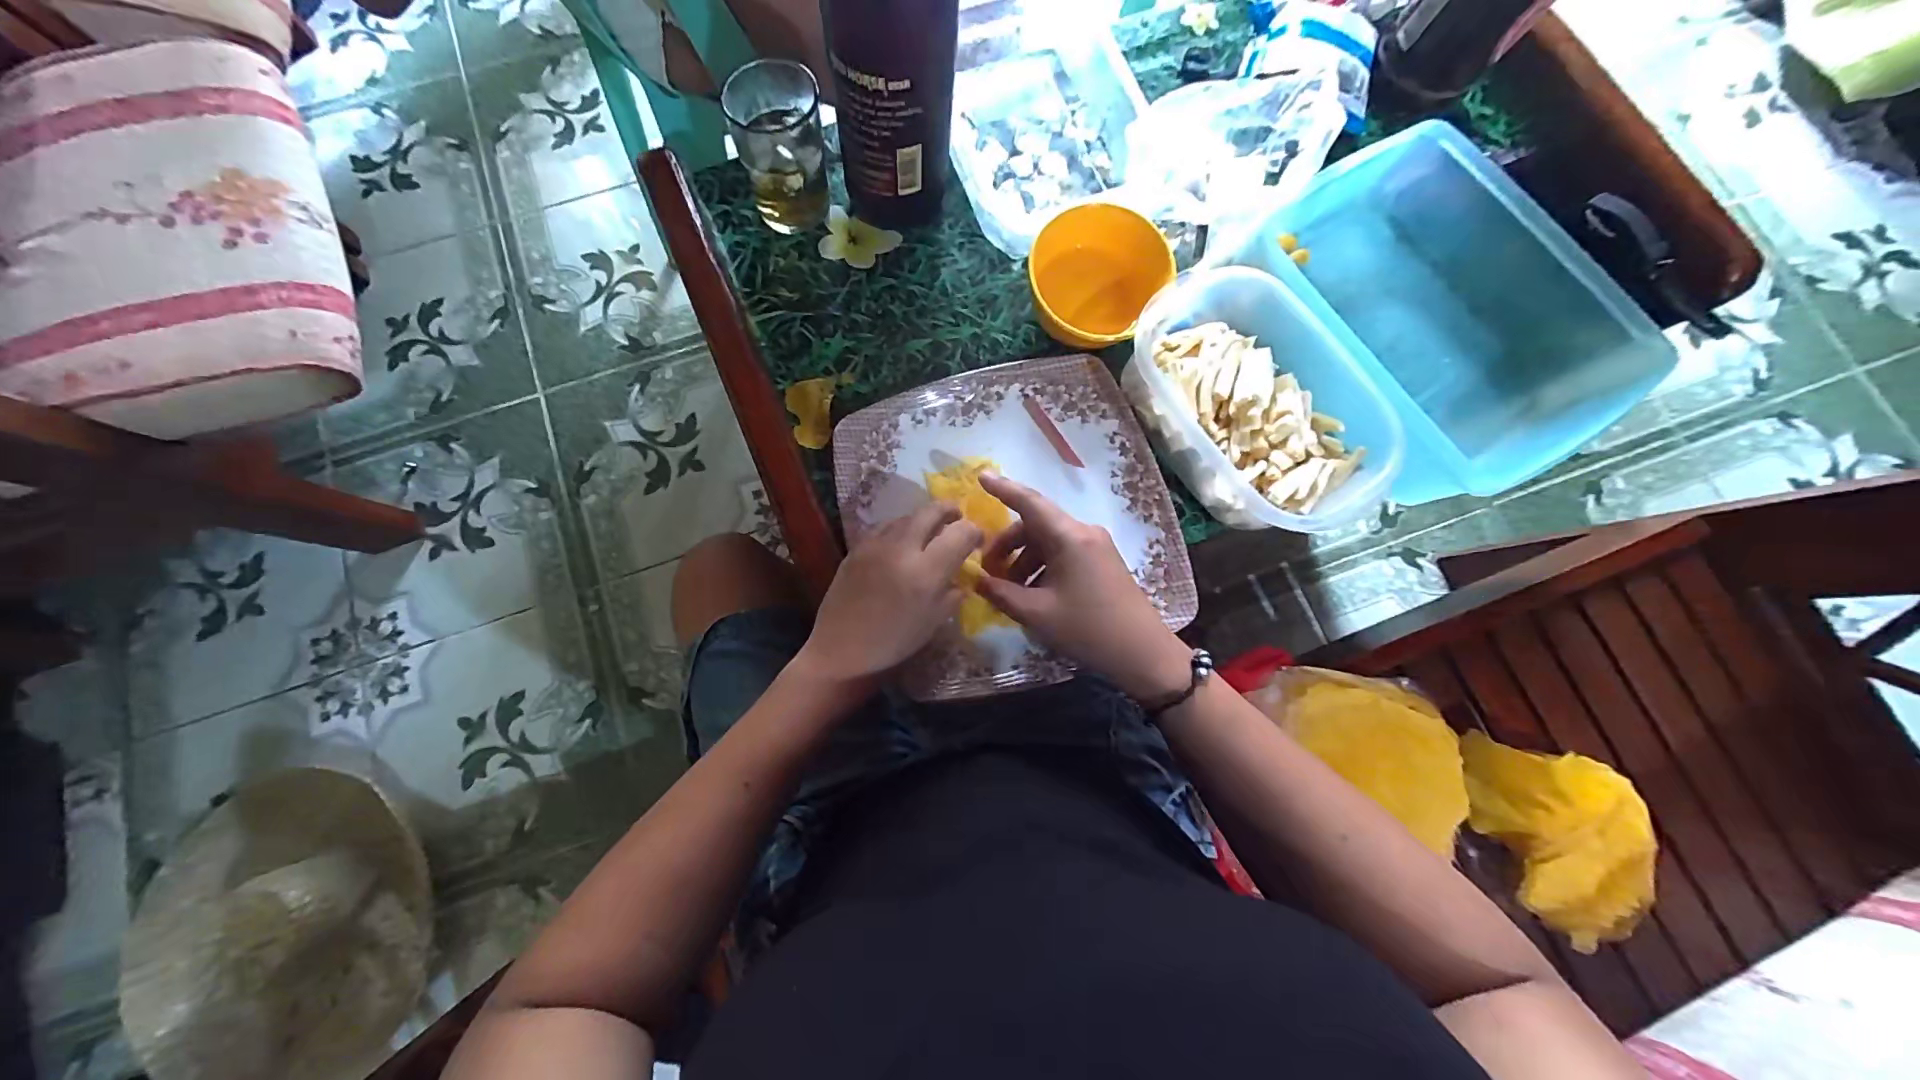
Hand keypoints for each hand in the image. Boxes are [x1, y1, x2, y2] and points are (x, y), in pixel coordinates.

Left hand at [797, 500, 982, 688]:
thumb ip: (953, 593)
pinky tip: (902, 543)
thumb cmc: (894, 643)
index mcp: (926, 572)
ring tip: (930, 532)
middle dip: (950, 511)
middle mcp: (902, 549)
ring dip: (924, 519)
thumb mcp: (934, 621)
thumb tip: (963, 576)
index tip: (977, 540)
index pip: (961, 532)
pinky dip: (901, 528)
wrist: (841, 650)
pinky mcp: (857, 547)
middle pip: (932, 511)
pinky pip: (886, 527)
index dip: (974, 532)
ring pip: (907, 516)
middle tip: (957, 519)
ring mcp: (876, 544)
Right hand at [974, 473, 1191, 702]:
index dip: (1003, 489)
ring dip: (1024, 559)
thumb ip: (1001, 593)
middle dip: (1007, 544)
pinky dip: (1042, 566)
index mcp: (1069, 537)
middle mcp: (1083, 533)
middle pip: (1036, 525)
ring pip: (1048, 541)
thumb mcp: (1037, 614)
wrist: (1142, 653)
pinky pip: (1063, 553)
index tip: (980, 477)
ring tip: (1008, 590)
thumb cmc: (1088, 630)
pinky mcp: (1101, 562)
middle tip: (987, 571)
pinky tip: (1032, 594)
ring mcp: (1096, 546)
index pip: (1029, 502)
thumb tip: (977, 580)